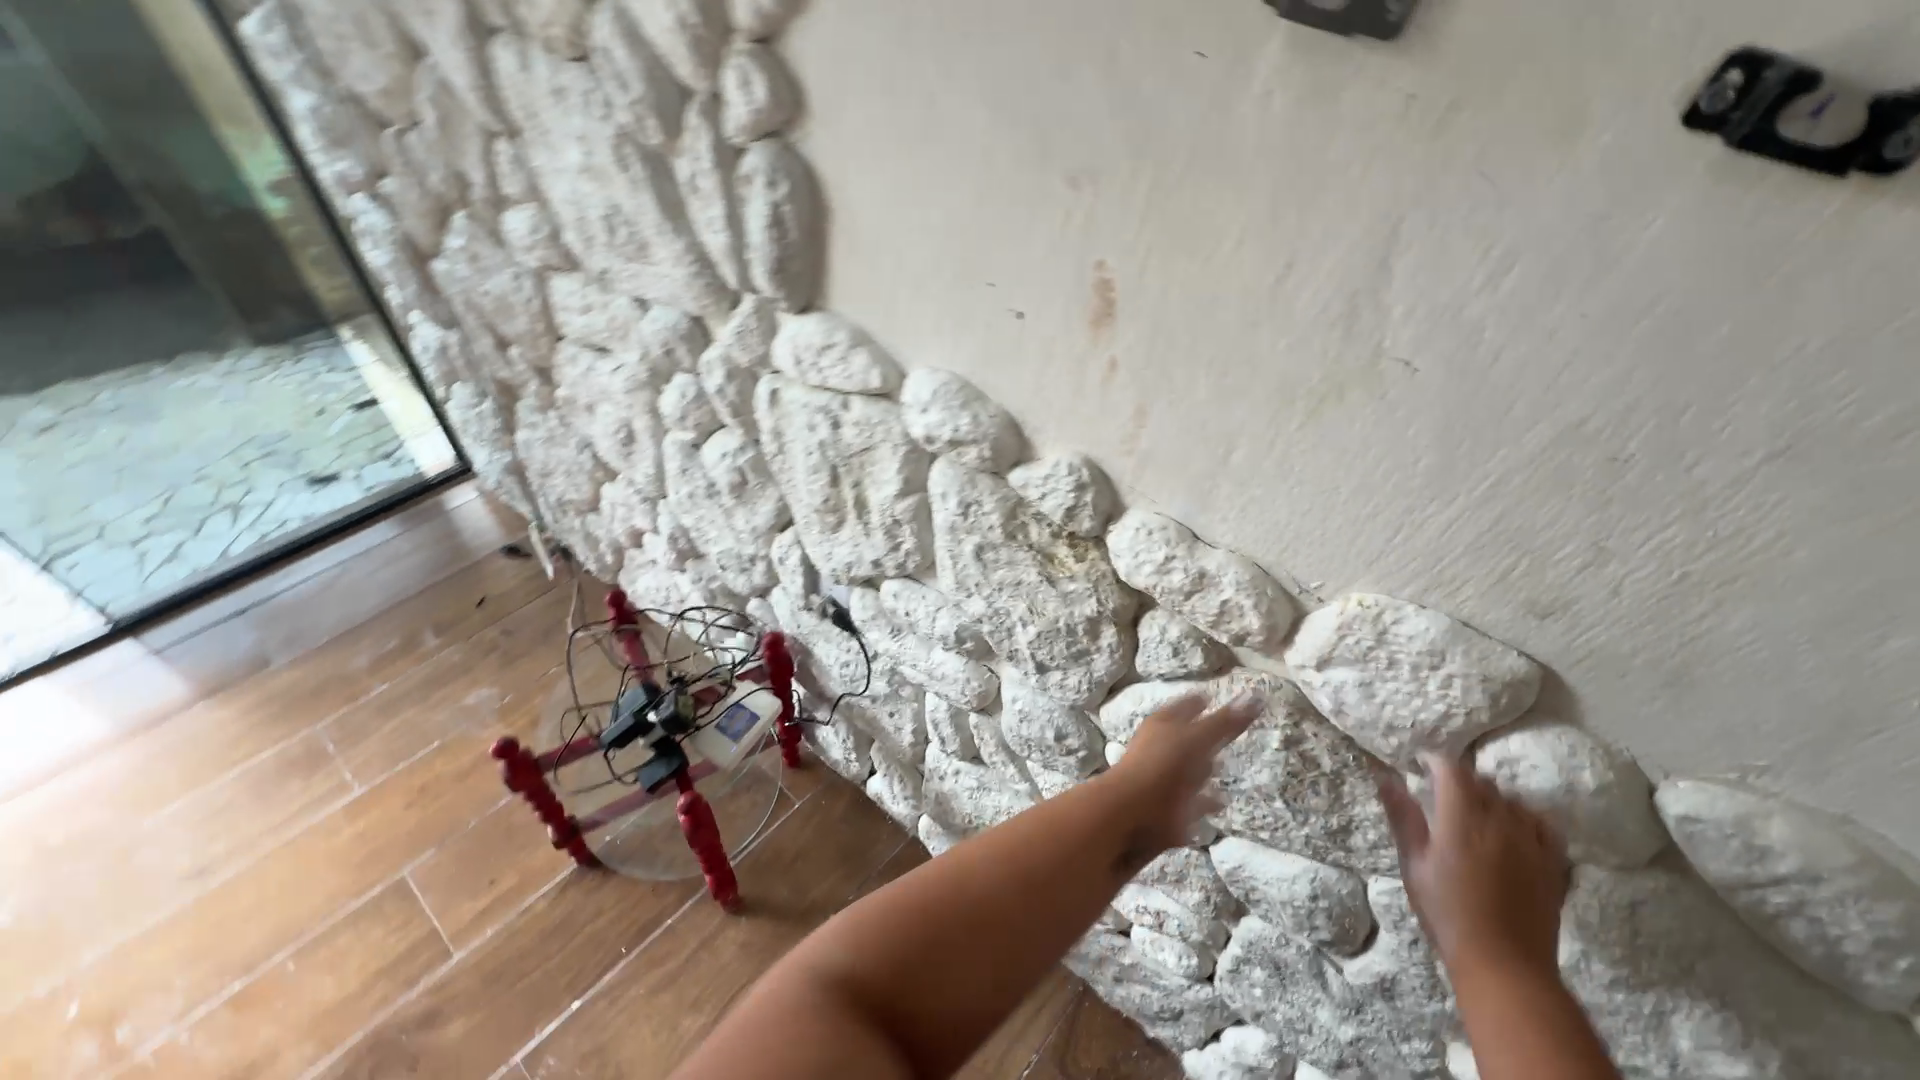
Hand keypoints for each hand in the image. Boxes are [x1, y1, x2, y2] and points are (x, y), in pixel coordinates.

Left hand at [1108, 695, 1259, 857]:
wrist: (1128, 816)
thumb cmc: (1162, 768)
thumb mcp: (1197, 740)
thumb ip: (1225, 722)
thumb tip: (1256, 695)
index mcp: (1163, 725)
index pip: (1186, 706)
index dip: (1200, 702)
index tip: (1213, 698)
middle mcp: (1159, 748)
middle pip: (1185, 738)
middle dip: (1203, 737)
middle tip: (1222, 734)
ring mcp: (1160, 778)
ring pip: (1185, 770)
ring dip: (1202, 771)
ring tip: (1220, 770)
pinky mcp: (1164, 807)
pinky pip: (1189, 801)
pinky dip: (1203, 801)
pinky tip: (1218, 804)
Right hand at [1375, 753, 1569, 978]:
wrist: (1503, 963)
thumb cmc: (1447, 914)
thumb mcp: (1414, 865)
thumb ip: (1403, 818)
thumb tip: (1385, 778)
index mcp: (1462, 819)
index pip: (1452, 770)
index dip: (1435, 761)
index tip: (1420, 765)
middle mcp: (1500, 821)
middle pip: (1483, 782)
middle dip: (1460, 780)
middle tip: (1441, 796)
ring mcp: (1532, 841)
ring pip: (1512, 800)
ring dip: (1491, 798)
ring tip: (1476, 815)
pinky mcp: (1554, 862)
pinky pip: (1543, 823)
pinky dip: (1525, 817)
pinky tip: (1513, 830)